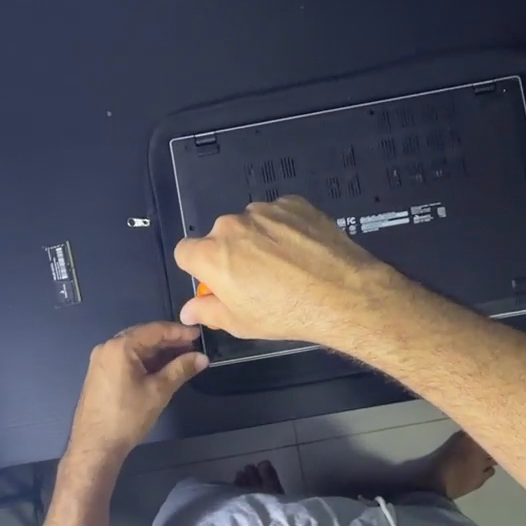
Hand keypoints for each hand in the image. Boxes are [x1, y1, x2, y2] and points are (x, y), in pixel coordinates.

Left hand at [66, 322, 209, 462]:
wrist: (95, 445)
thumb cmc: (127, 416)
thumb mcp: (158, 391)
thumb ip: (181, 370)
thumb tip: (202, 358)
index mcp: (120, 347)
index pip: (154, 330)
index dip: (179, 332)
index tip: (198, 334)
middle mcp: (107, 348)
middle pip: (143, 337)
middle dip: (169, 341)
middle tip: (193, 346)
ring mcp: (101, 361)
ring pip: (135, 349)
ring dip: (158, 353)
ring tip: (182, 358)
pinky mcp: (100, 374)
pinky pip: (126, 360)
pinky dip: (145, 362)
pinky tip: (162, 369)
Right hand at [173, 196, 406, 345]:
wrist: (341, 293)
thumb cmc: (284, 313)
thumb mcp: (240, 322)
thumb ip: (207, 311)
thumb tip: (188, 309)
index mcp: (211, 255)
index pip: (184, 252)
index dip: (198, 268)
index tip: (216, 281)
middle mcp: (232, 225)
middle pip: (219, 236)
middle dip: (231, 253)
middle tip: (255, 278)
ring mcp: (264, 210)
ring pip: (249, 223)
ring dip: (257, 239)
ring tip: (283, 265)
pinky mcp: (293, 203)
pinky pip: (278, 214)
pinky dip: (283, 228)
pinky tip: (300, 251)